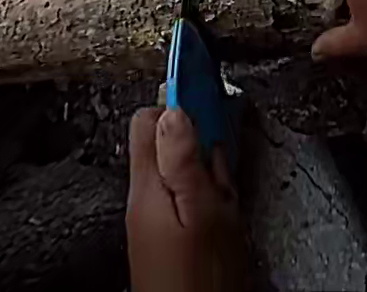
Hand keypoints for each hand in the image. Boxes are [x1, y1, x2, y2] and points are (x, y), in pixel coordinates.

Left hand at [127, 107, 246, 291]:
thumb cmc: (199, 281)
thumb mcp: (201, 212)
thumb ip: (184, 159)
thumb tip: (173, 106)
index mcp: (148, 187)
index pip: (147, 120)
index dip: (175, 100)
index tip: (201, 93)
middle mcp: (145, 196)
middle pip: (163, 138)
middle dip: (196, 136)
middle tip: (217, 158)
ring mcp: (155, 214)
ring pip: (178, 162)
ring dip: (204, 164)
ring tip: (221, 189)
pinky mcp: (169, 229)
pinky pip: (185, 188)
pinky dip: (205, 188)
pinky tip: (221, 206)